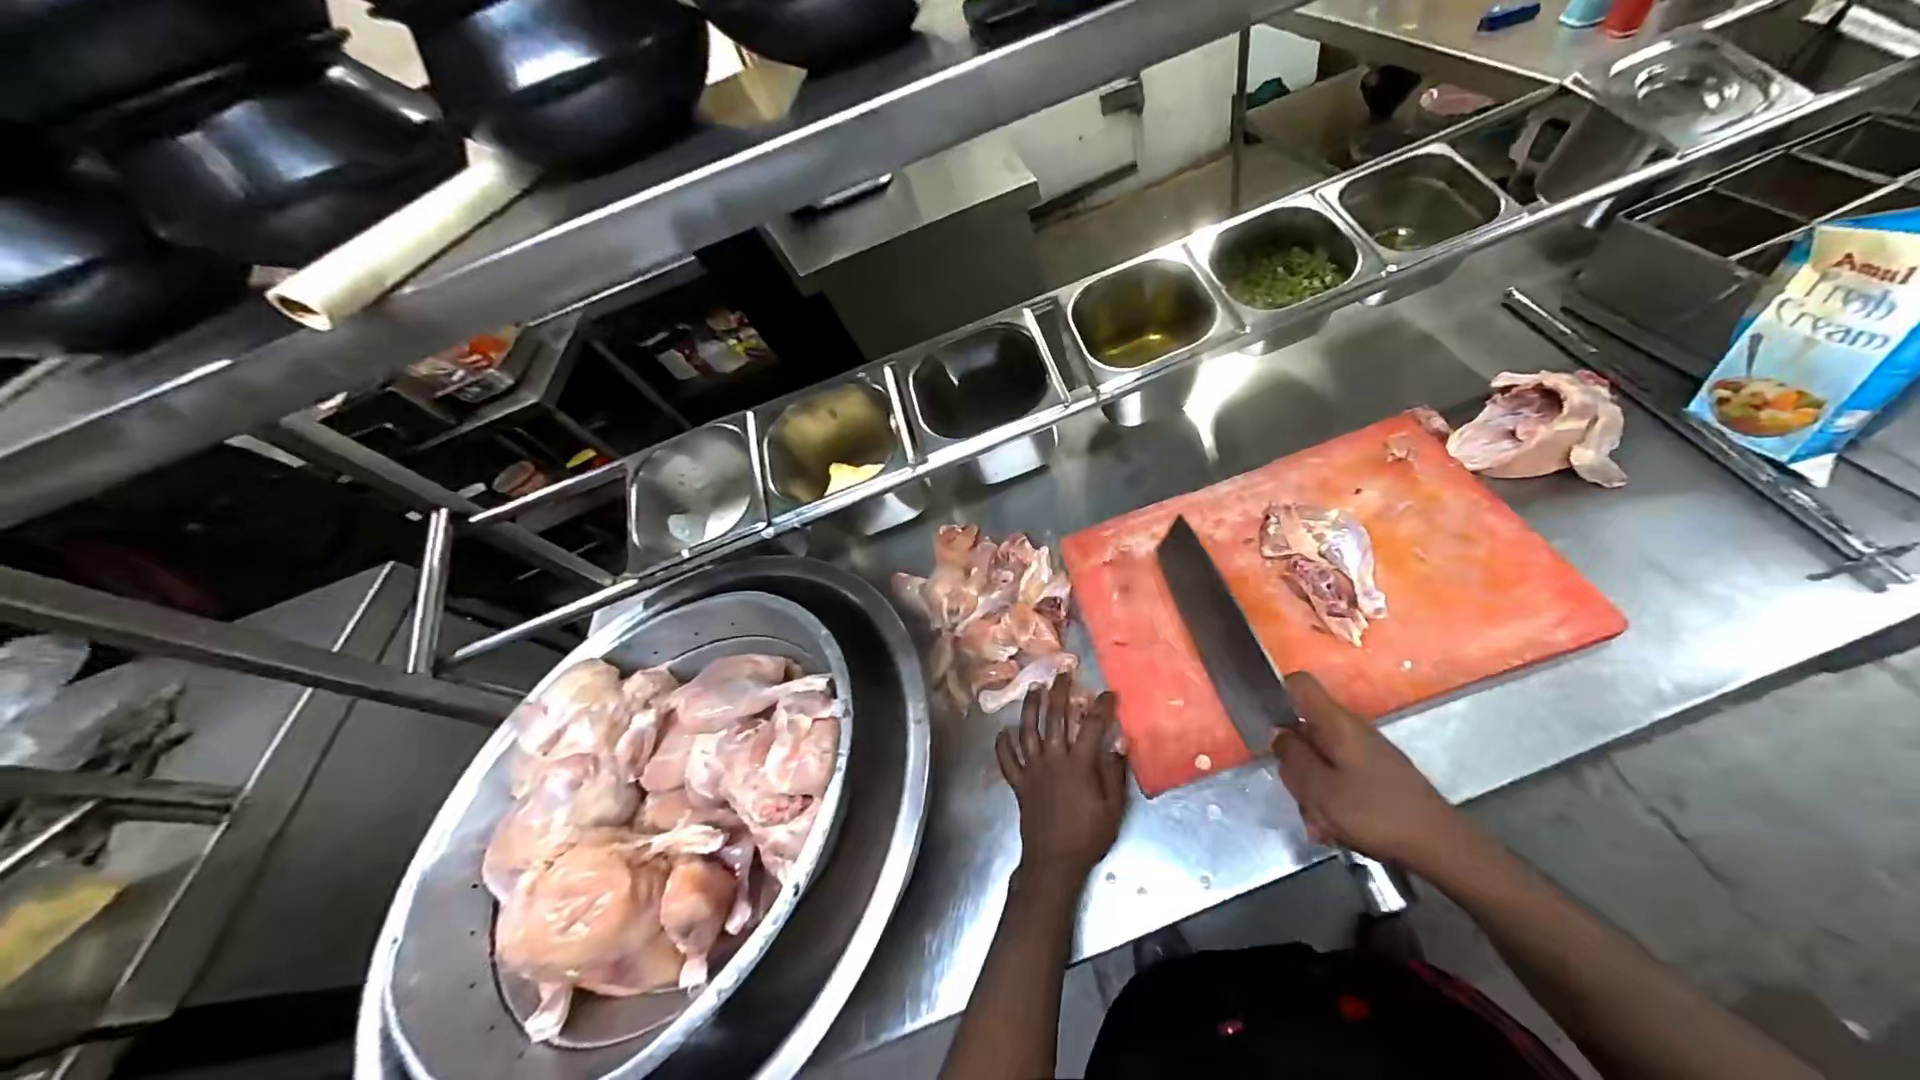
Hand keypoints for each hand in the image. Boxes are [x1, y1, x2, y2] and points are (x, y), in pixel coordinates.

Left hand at [995, 677, 1127, 883]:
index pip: (1091, 726)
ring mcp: (1032, 770)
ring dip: (1031, 708)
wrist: (1054, 860)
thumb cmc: (1088, 835)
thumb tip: (1119, 742)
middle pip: (1054, 718)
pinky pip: (1007, 760)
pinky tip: (1003, 732)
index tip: (1108, 693)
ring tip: (1034, 689)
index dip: (1101, 707)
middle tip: (1062, 674)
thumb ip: (1114, 771)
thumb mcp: (1112, 806)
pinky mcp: (1018, 783)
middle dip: (1060, 693)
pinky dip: (1003, 744)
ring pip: (1027, 731)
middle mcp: (1052, 760)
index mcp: (1078, 764)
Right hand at [1272, 672, 1470, 868]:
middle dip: (1293, 757)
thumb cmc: (1374, 812)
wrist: (1441, 846)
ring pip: (1322, 755)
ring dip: (1312, 784)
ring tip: (1317, 821)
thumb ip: (1291, 757)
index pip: (1299, 684)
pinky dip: (1331, 795)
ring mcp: (1368, 751)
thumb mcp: (1318, 788)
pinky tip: (1335, 826)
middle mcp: (1353, 728)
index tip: (1264, 721)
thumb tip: (1277, 733)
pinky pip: (1340, 774)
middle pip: (1306, 726)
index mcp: (1336, 722)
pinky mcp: (1378, 773)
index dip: (1276, 693)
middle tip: (1295, 790)